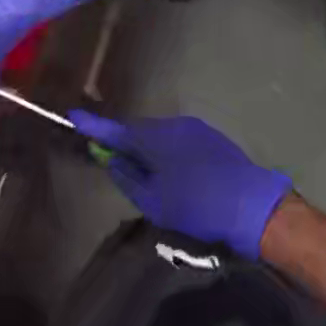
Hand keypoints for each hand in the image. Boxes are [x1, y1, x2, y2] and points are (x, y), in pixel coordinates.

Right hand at [69, 112, 292, 259]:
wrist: (251, 205)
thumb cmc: (197, 206)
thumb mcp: (153, 201)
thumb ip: (128, 177)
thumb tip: (112, 159)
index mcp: (155, 138)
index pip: (116, 130)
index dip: (93, 127)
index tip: (73, 118)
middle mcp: (172, 125)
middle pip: (138, 131)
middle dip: (122, 142)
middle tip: (109, 158)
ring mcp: (194, 129)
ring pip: (158, 135)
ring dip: (145, 148)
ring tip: (142, 172)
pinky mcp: (210, 138)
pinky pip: (176, 139)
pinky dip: (164, 151)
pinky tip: (168, 171)